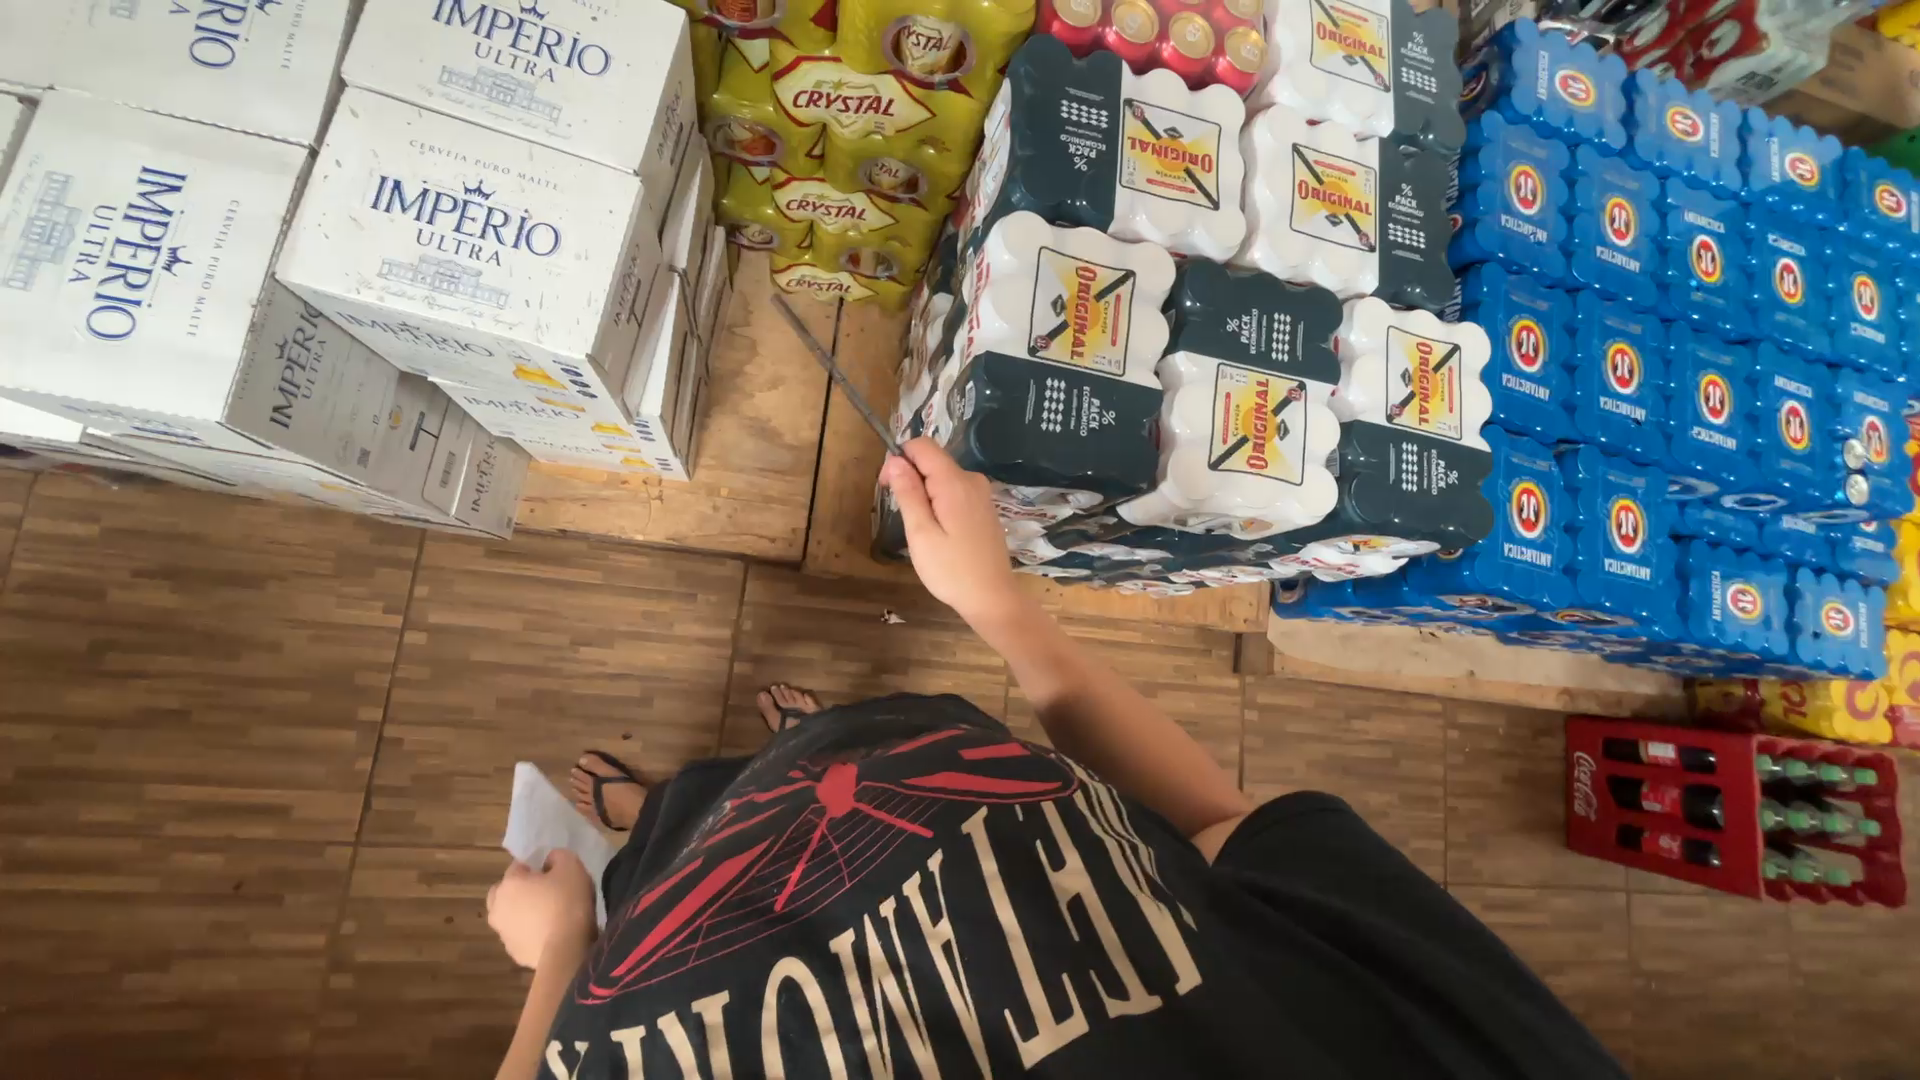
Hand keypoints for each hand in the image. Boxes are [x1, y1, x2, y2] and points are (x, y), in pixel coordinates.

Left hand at [486, 851, 595, 969]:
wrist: (565, 948)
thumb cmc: (567, 900)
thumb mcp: (571, 866)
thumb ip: (558, 856)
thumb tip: (549, 861)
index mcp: (509, 883)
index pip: (518, 865)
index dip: (536, 865)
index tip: (553, 870)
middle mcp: (498, 907)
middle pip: (504, 892)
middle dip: (518, 889)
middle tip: (543, 890)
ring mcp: (503, 932)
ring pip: (509, 915)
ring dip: (522, 911)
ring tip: (548, 913)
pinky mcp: (513, 952)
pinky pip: (520, 934)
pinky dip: (530, 931)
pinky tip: (550, 931)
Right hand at [882, 438, 1028, 627]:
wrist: (992, 598)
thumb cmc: (952, 570)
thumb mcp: (921, 533)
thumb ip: (908, 493)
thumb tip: (894, 460)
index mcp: (955, 482)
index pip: (922, 445)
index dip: (899, 459)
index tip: (888, 488)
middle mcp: (972, 480)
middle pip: (932, 461)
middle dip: (910, 479)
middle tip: (906, 518)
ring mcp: (981, 494)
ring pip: (942, 477)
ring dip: (924, 494)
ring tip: (923, 530)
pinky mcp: (984, 508)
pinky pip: (954, 492)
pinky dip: (939, 503)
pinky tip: (940, 533)